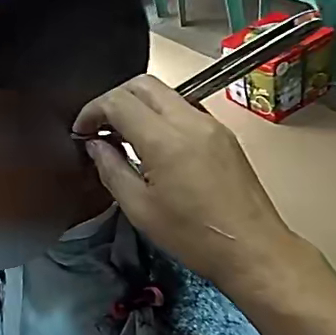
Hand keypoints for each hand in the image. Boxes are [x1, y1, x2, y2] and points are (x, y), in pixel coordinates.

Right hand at [73, 75, 307, 291]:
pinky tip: (154, 145)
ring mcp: (211, 124)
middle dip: (114, 99)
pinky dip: (162, 116)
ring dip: (139, 105)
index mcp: (166, 140)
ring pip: (165, 93)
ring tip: (124, 137)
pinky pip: (185, 108)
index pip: (119, 101)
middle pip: (143, 84)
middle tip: (99, 127)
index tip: (82, 130)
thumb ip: (111, 169)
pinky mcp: (224, 134)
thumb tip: (96, 145)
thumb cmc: (196, 238)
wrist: (253, 249)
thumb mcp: (140, 209)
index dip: (92, 110)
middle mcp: (191, 121)